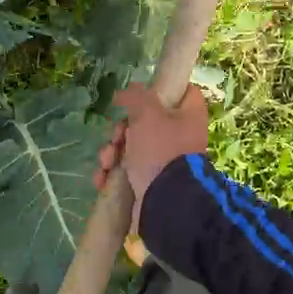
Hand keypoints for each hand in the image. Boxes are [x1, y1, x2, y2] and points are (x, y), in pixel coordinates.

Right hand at [95, 85, 209, 237]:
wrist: (165, 203)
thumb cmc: (161, 150)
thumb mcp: (148, 114)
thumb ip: (137, 96)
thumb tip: (129, 90)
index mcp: (189, 116)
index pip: (182, 92)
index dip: (160, 90)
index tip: (139, 95)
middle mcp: (180, 137)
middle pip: (147, 121)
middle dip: (122, 130)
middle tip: (117, 137)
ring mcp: (166, 162)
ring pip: (132, 147)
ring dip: (112, 153)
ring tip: (107, 162)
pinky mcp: (151, 183)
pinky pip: (127, 171)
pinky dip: (113, 173)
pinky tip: (103, 178)